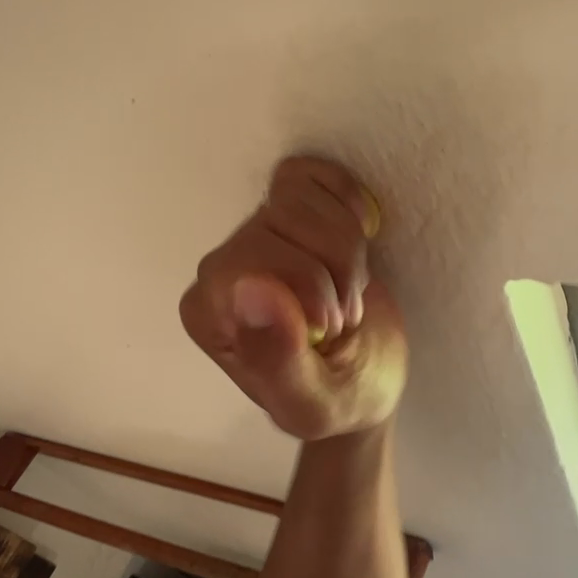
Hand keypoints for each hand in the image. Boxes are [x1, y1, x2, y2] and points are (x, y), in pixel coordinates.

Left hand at [181, 156, 407, 440]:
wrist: (366, 380)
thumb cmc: (336, 399)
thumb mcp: (313, 404)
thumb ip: (278, 360)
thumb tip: (252, 290)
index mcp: (210, 314)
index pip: (247, 261)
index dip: (307, 285)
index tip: (331, 330)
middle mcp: (222, 269)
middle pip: (280, 223)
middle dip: (336, 269)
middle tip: (345, 319)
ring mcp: (255, 234)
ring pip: (300, 195)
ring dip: (348, 245)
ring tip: (349, 292)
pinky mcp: (289, 211)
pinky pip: (311, 172)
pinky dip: (348, 200)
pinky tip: (360, 237)